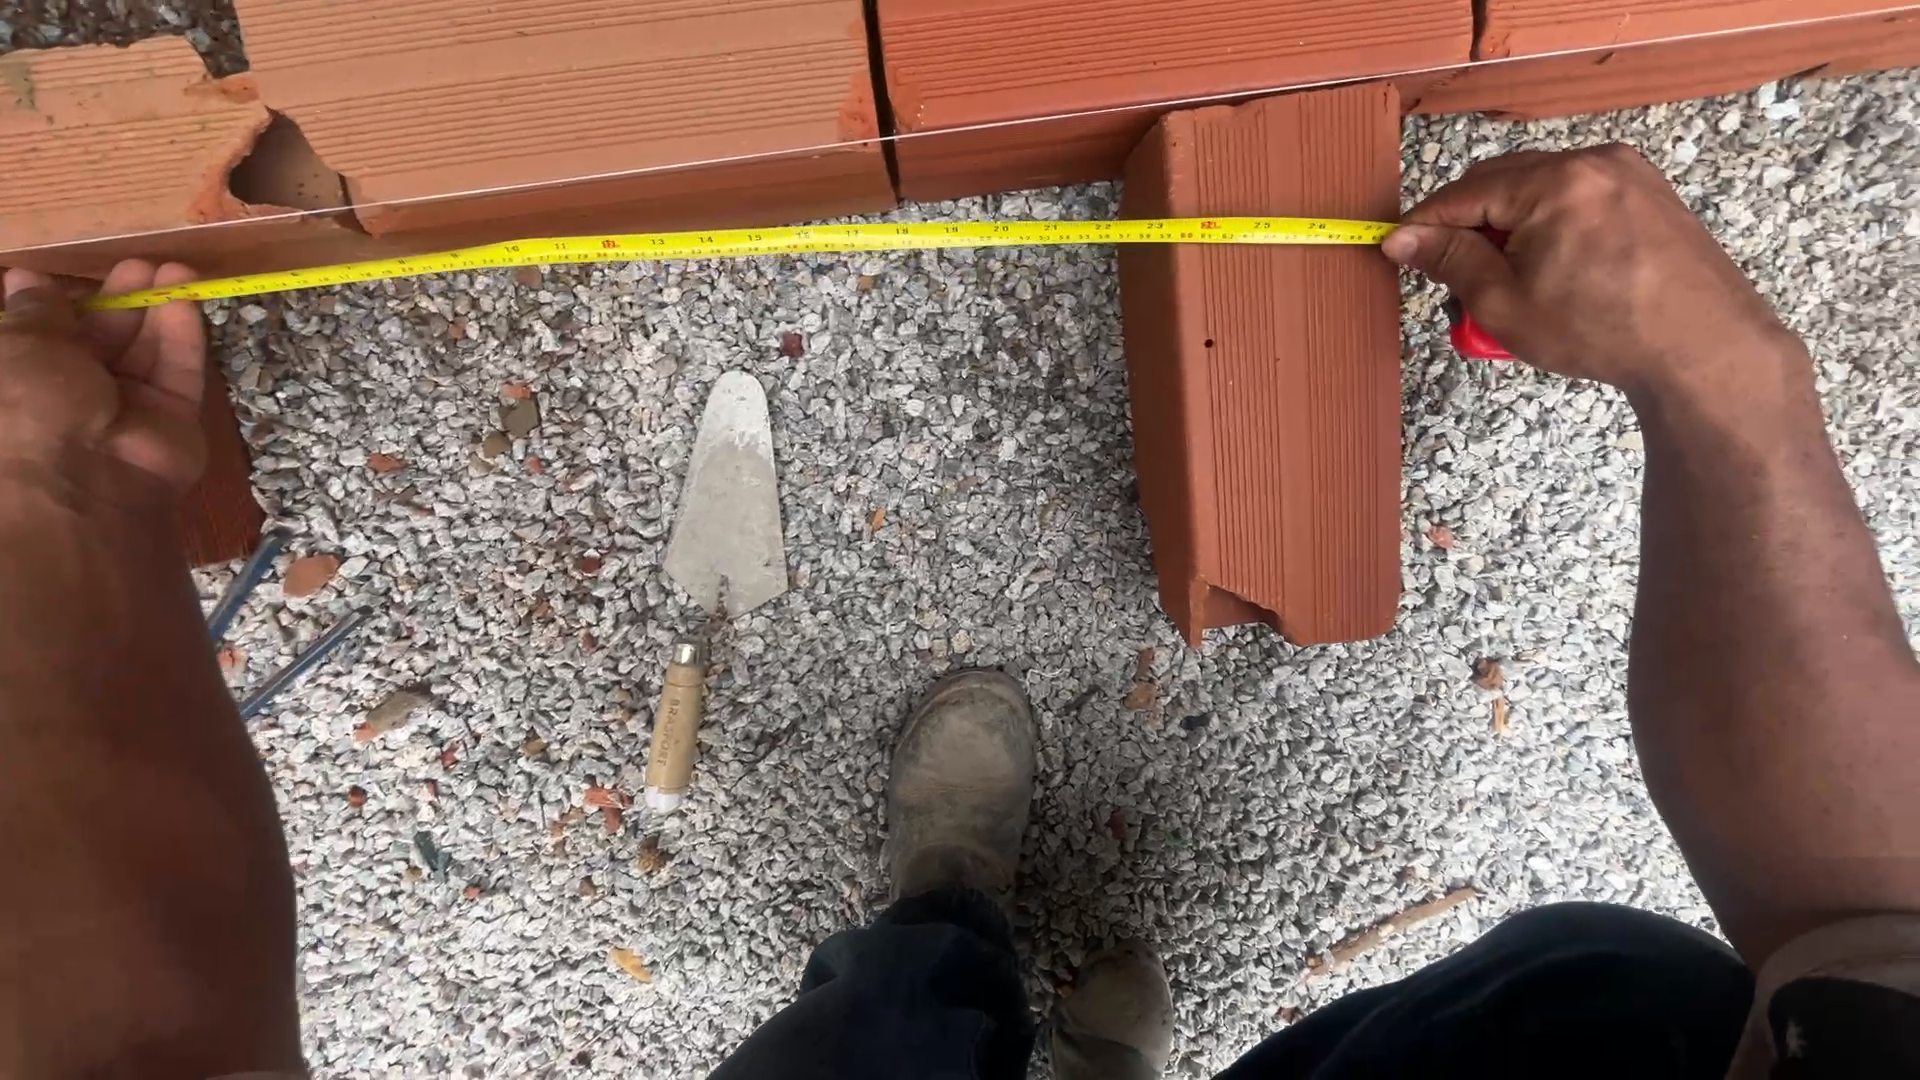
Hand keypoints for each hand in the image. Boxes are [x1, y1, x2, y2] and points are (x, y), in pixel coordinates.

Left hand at [0, 261, 207, 497]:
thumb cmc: (20, 404)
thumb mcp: (13, 346)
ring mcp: (124, 402)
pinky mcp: (172, 413)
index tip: (47, 275)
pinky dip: (182, 335)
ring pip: (141, 348)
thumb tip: (30, 282)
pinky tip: (187, 301)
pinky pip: (176, 370)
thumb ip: (33, 314)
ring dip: (155, 309)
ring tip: (175, 270)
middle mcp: (65, 388)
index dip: (41, 301)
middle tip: (138, 265)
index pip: (30, 333)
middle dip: (113, 299)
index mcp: (15, 375)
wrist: (84, 475)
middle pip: (94, 336)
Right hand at [1383, 145, 1804, 400]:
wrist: (1699, 346)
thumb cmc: (1596, 327)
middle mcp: (1593, 162)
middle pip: (1498, 183)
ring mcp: (1625, 175)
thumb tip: (1401, 238)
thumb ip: (1449, 259)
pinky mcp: (1644, 194)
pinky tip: (1539, 274)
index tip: (1393, 252)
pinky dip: (1540, 230)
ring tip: (1497, 286)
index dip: (1421, 225)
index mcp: (1554, 183)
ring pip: (1532, 193)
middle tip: (1446, 278)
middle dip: (1463, 228)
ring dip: (1500, 231)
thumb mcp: (1500, 301)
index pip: (1462, 193)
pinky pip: (1570, 200)